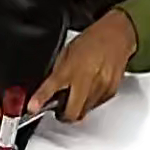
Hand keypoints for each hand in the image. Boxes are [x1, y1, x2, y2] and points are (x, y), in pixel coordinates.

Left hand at [30, 9, 136, 123]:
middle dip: (64, 114)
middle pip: (71, 113)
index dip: (41, 99)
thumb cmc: (90, 43)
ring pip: (83, 112)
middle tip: (61, 108)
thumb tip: (44, 95)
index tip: (32, 108)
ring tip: (80, 90)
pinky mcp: (110, 91)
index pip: (51, 87)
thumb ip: (56, 76)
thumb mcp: (66, 54)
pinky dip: (91, 101)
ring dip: (78, 106)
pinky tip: (92, 87)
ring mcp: (100, 86)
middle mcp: (86, 78)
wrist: (117, 34)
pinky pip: (96, 106)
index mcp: (70, 67)